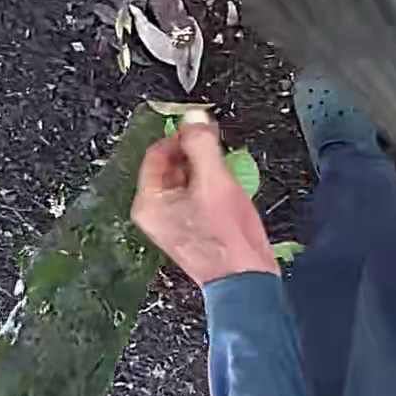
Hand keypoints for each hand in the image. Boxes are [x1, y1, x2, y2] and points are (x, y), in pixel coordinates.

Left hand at [132, 123, 277, 286]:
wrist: (246, 278)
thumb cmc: (227, 240)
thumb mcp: (214, 180)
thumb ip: (201, 143)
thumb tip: (194, 117)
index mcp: (150, 202)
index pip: (157, 153)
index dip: (180, 136)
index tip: (201, 128)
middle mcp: (156, 213)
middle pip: (171, 165)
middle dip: (194, 153)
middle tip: (215, 147)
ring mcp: (173, 222)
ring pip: (185, 179)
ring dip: (204, 169)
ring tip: (224, 171)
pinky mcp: (191, 227)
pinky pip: (195, 195)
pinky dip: (209, 186)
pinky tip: (227, 188)